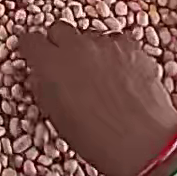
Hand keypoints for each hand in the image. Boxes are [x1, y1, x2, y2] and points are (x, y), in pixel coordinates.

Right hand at [20, 21, 176, 175]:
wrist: (146, 145)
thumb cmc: (97, 140)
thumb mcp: (56, 116)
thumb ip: (45, 86)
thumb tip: (43, 75)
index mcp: (49, 64)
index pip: (30, 40)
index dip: (32, 48)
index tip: (35, 55)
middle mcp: (74, 46)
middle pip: (59, 29)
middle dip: (60, 43)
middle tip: (67, 63)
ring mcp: (104, 43)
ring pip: (89, 36)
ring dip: (89, 50)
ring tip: (100, 74)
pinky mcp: (130, 46)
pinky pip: (116, 42)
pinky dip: (115, 53)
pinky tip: (121, 74)